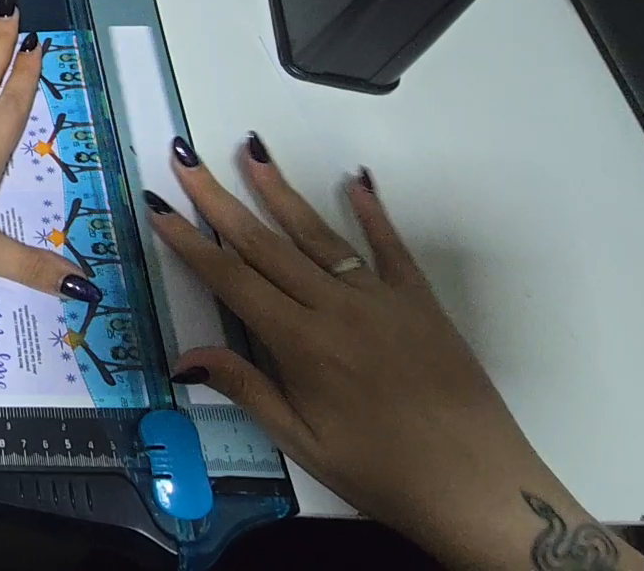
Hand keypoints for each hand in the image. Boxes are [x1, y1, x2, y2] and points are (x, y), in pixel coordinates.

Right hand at [145, 138, 609, 566]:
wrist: (484, 494)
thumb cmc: (382, 473)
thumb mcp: (302, 442)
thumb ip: (244, 389)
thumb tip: (182, 359)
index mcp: (299, 342)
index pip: (228, 278)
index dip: (188, 240)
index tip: (158, 205)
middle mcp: (334, 307)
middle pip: (262, 242)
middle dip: (217, 197)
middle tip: (186, 157)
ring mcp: (380, 298)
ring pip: (316, 233)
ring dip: (278, 189)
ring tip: (251, 150)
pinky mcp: (420, 302)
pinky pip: (391, 248)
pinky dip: (372, 212)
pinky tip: (356, 180)